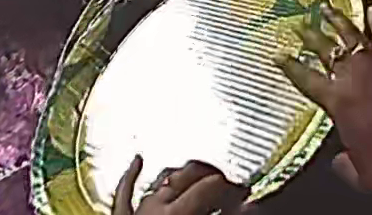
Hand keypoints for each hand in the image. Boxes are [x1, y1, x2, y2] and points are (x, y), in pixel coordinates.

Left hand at [112, 158, 245, 214]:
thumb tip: (248, 208)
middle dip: (214, 176)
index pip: (214, 184)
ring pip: (163, 179)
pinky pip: (123, 195)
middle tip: (229, 188)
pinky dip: (131, 176)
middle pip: (192, 173)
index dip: (234, 188)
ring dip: (183, 177)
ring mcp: (136, 213)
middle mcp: (154, 207)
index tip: (245, 195)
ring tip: (199, 177)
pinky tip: (138, 162)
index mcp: (175, 214)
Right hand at [279, 4, 371, 191]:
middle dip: (311, 36)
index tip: (278, 54)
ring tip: (326, 7)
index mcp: (336, 100)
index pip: (306, 79)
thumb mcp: (358, 172)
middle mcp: (350, 75)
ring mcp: (371, 63)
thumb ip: (343, 163)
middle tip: (300, 23)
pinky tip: (371, 8)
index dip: (290, 67)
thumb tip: (338, 159)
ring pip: (350, 35)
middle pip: (326, 50)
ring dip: (337, 19)